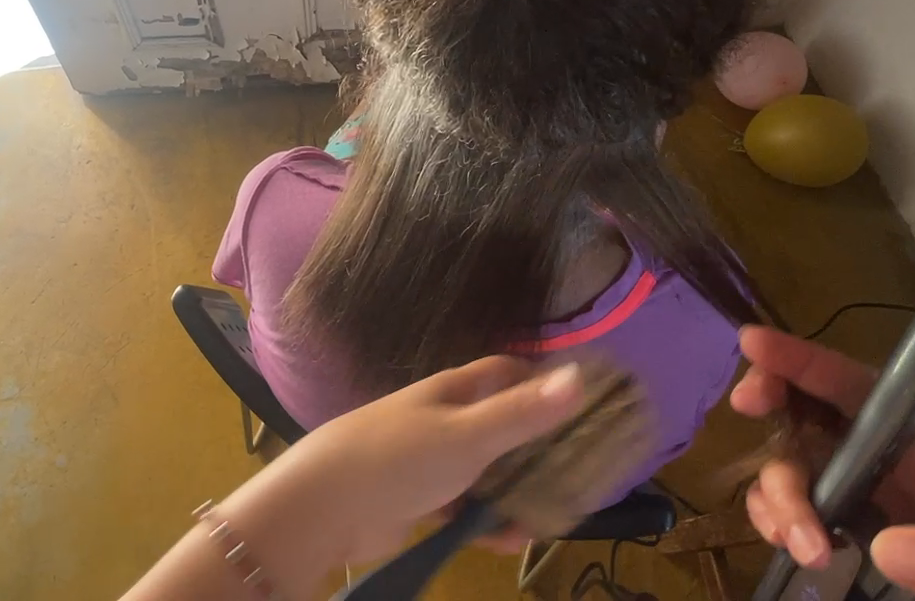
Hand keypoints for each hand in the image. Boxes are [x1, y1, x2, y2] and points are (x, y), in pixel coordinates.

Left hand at [241, 355, 583, 567]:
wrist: (328, 504)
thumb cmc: (401, 456)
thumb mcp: (468, 435)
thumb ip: (522, 413)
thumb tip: (579, 374)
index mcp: (454, 391)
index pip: (506, 374)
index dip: (542, 382)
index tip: (585, 406)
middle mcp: (444, 418)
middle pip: (501, 426)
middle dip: (537, 450)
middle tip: (578, 477)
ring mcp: (431, 459)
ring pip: (486, 472)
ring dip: (514, 494)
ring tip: (545, 520)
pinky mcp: (420, 498)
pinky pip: (465, 506)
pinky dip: (486, 521)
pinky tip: (506, 541)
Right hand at [730, 326, 914, 600]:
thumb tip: (887, 547)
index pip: (868, 392)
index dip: (808, 361)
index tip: (753, 343)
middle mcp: (893, 469)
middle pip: (813, 415)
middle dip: (773, 403)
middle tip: (745, 406)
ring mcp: (867, 505)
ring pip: (793, 466)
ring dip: (778, 492)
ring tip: (804, 546)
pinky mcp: (850, 542)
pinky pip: (791, 511)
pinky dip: (775, 519)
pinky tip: (791, 547)